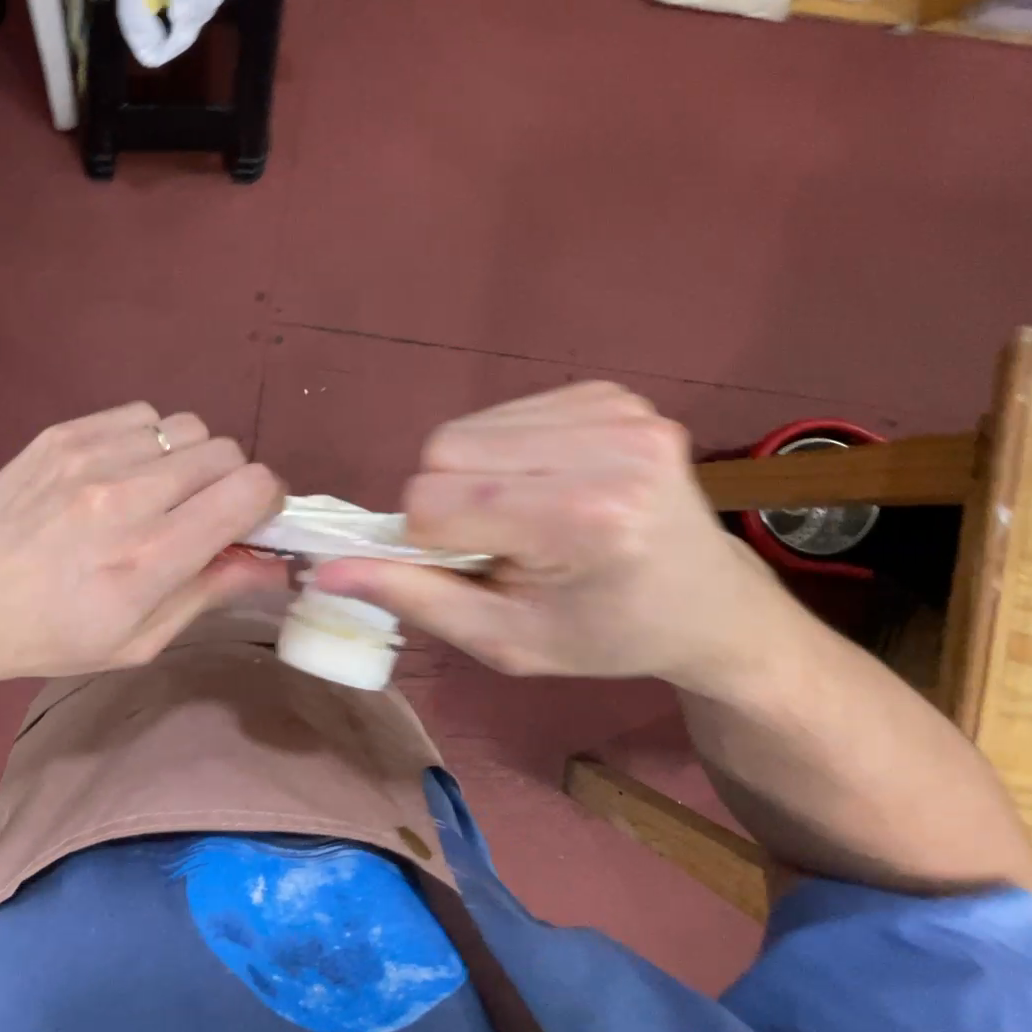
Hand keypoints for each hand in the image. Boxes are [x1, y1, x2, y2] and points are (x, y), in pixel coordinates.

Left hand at [0, 402, 286, 690]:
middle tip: (203, 512)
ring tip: (158, 492)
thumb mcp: (139, 641)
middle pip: (224, 452)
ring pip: (185, 427)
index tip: (251, 522)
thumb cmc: (54, 636)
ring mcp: (88, 457)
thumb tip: (276, 563)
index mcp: (149, 557)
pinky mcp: (61, 435)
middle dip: (231, 482)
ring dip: (188, 459)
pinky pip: (140, 414)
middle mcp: (124, 496)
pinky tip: (121, 473)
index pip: (249, 491)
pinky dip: (147, 441)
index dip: (266, 503)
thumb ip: (211, 592)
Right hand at [312, 382, 794, 698]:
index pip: (432, 502)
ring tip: (524, 516)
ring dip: (471, 477)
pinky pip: (500, 413)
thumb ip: (412, 597)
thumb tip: (323, 570)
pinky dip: (499, 454)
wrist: (708, 604)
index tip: (475, 570)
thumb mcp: (504, 640)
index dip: (430, 544)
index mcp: (587, 519)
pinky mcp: (612, 391)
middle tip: (497, 544)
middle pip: (442, 452)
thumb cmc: (604, 634)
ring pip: (464, 429)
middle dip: (446, 503)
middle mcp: (610, 447)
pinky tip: (542, 485)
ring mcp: (619, 408)